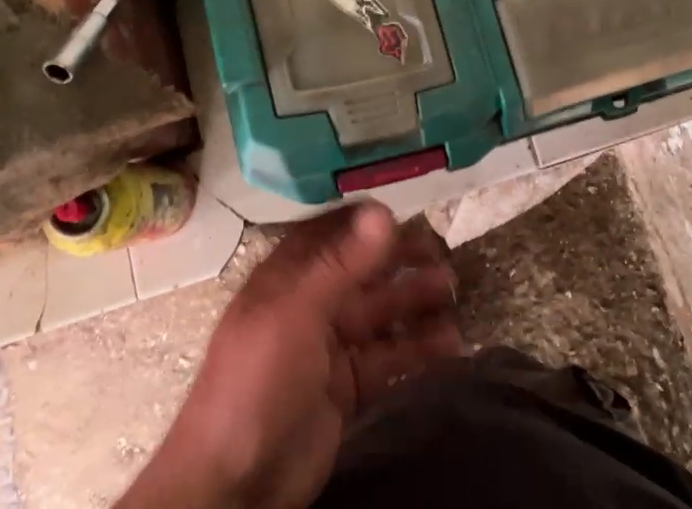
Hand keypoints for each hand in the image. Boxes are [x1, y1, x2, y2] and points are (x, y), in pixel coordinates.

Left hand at [123, 203, 462, 508]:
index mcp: (287, 280)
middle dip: (401, 262)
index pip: (329, 235)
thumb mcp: (296, 312)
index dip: (365, 222)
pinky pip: (390, 359)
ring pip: (381, 315)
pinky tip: (453, 344)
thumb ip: (342, 263)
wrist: (237, 479)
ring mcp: (330, 350)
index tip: (409, 211)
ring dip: (416, 302)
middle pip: (363, 274)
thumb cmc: (257, 380)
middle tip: (443, 254)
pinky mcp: (349, 389)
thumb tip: (383, 211)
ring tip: (454, 292)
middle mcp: (310, 307)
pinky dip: (420, 350)